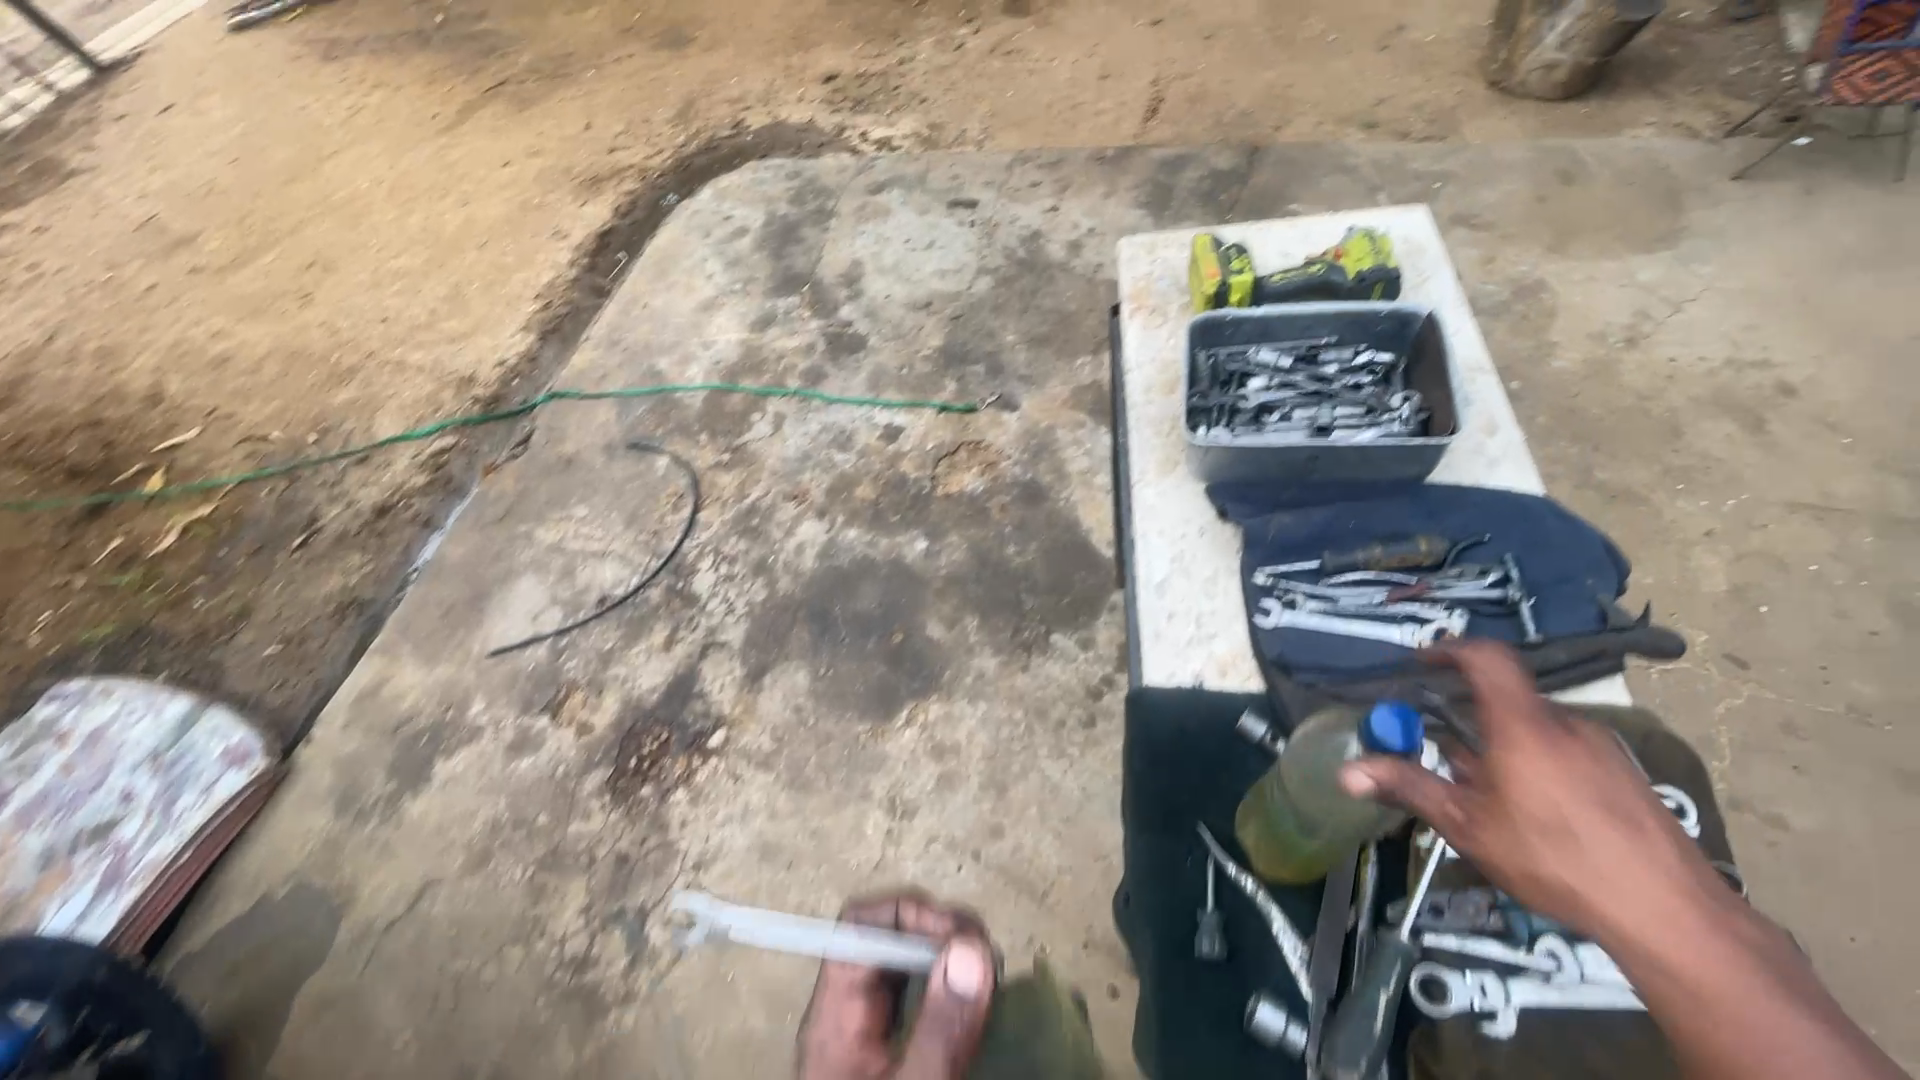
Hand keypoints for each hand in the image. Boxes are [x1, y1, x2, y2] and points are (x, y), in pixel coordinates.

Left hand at [797, 891, 996, 1079]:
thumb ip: (941, 1027)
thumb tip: (974, 947)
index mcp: (833, 1012)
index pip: (860, 923)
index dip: (913, 913)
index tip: (965, 939)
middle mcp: (842, 1011)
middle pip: (882, 938)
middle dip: (937, 932)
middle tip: (987, 958)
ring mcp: (860, 1031)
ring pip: (898, 966)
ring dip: (944, 957)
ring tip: (986, 974)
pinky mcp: (879, 1051)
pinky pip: (909, 997)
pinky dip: (942, 987)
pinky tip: (969, 1003)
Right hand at [1338, 641, 1722, 941]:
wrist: (1666, 908)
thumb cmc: (1553, 858)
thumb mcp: (1468, 825)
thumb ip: (1409, 787)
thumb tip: (1346, 772)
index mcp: (1522, 724)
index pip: (1486, 658)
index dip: (1450, 650)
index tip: (1421, 661)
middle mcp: (1563, 722)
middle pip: (1507, 700)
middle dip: (1471, 720)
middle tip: (1446, 756)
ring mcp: (1601, 746)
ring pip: (1537, 729)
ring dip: (1504, 746)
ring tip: (1490, 795)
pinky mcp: (1624, 772)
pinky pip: (1567, 750)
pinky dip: (1538, 763)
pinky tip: (1538, 813)